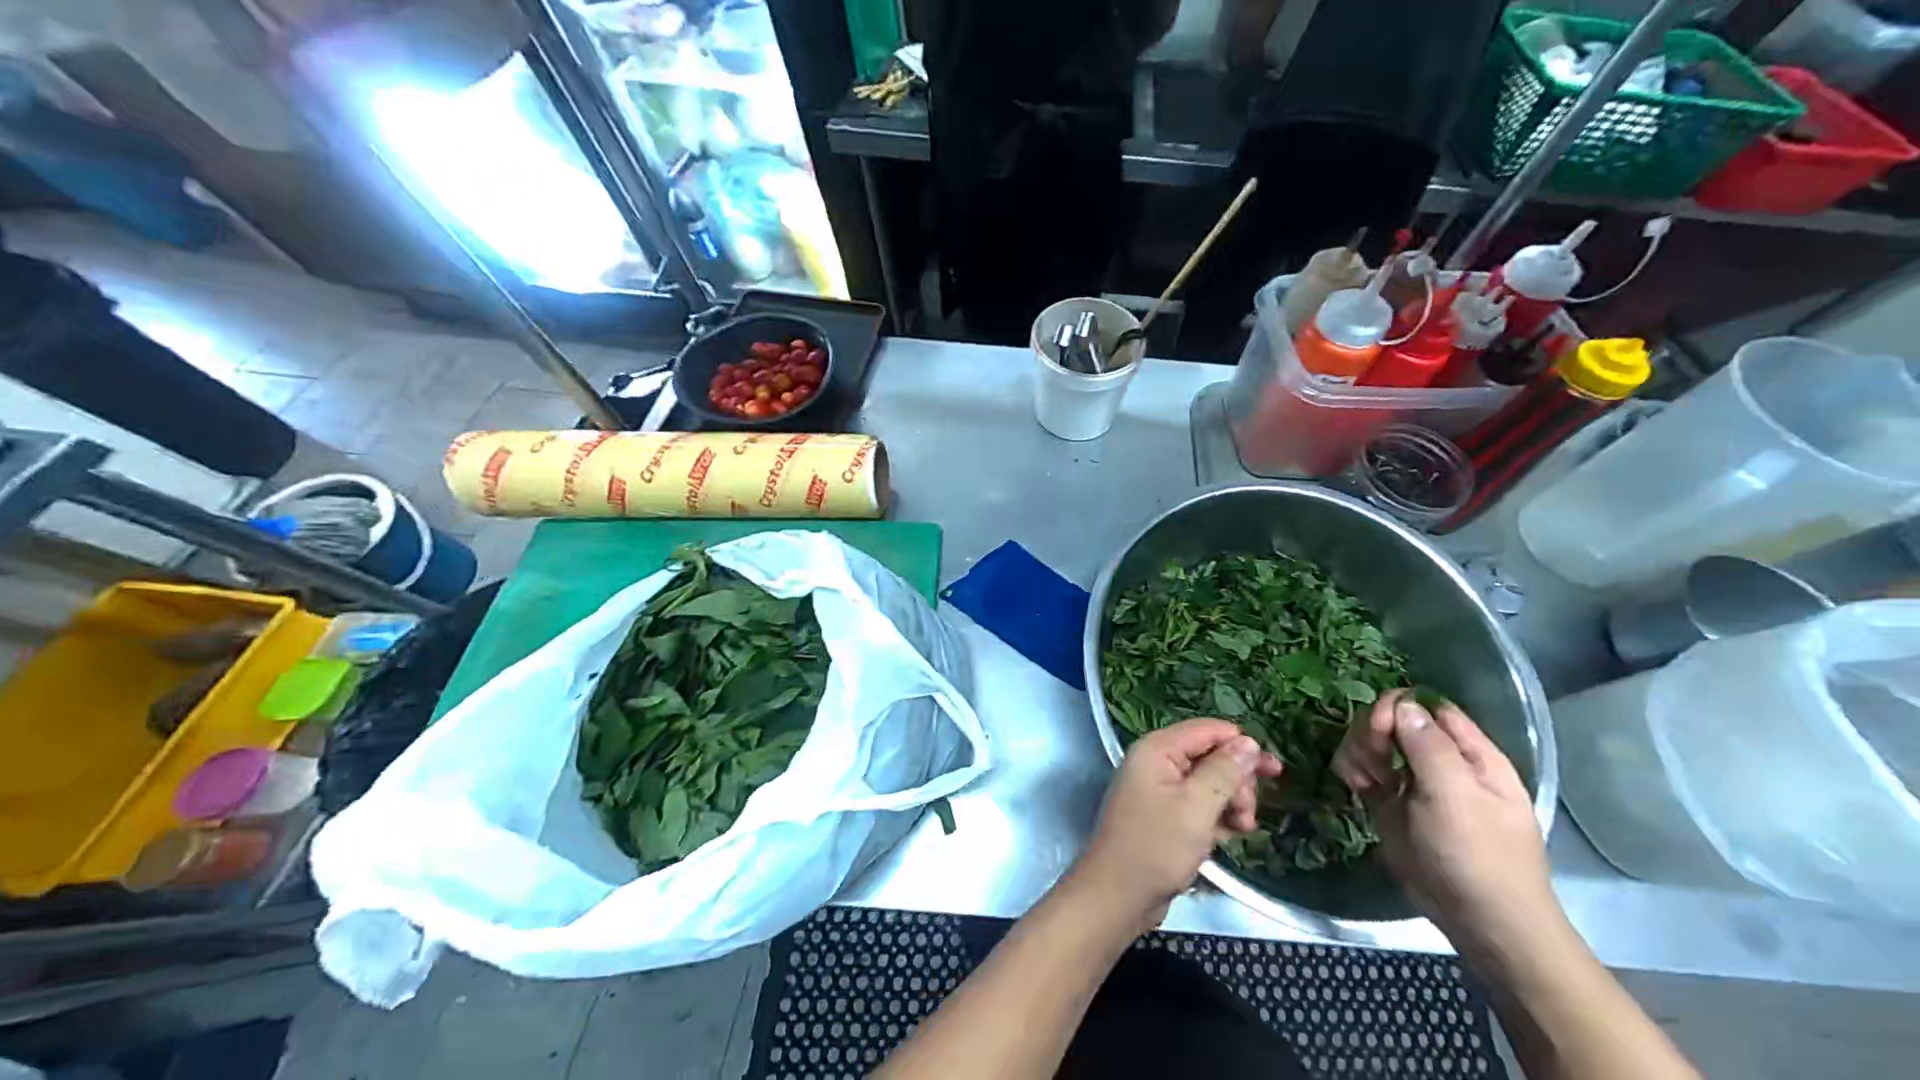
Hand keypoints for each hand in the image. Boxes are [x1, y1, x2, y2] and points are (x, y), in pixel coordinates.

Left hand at [1070, 718, 1283, 933]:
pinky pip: (1198, 804)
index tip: (1274, 771)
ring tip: (1242, 828)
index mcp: (1157, 749)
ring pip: (1209, 782)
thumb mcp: (1197, 807)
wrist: (1118, 896)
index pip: (1208, 730)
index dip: (1242, 746)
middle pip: (1211, 755)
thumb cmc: (1156, 848)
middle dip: (1237, 781)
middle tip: (1248, 813)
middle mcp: (1156, 762)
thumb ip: (1224, 771)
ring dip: (1231, 802)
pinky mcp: (1164, 815)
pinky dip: (1216, 817)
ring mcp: (1158, 789)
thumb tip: (1249, 742)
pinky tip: (1227, 837)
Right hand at [1333, 691, 1560, 959]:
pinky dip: (1352, 772)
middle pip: (1394, 722)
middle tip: (1369, 760)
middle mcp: (1441, 763)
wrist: (1481, 921)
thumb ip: (1428, 745)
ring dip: (1358, 752)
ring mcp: (1414, 785)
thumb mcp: (1457, 795)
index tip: (1377, 725)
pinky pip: (1364, 773)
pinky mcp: (1392, 807)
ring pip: (1374, 745)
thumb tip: (1403, 704)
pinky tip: (1354, 787)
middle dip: (1372, 732)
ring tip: (1360, 779)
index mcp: (1471, 755)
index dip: (1400, 707)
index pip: (1429, 708)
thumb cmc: (1478, 855)